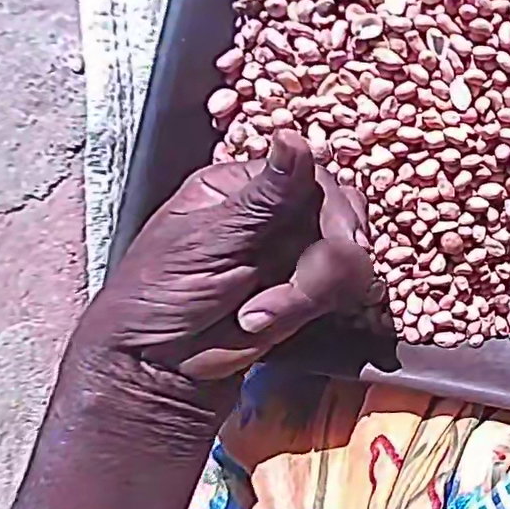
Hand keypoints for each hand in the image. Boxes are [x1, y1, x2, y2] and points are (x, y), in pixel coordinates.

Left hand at [66, 129, 378, 422]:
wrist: (157, 370)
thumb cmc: (158, 296)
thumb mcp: (207, 240)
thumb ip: (264, 195)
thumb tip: (294, 138)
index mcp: (247, 187)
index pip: (317, 178)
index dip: (334, 211)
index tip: (342, 242)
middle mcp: (279, 212)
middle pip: (344, 216)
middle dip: (324, 260)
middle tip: (294, 292)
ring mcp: (298, 249)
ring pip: (351, 254)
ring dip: (314, 289)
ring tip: (262, 312)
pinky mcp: (312, 285)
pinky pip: (348, 284)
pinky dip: (317, 306)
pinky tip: (272, 319)